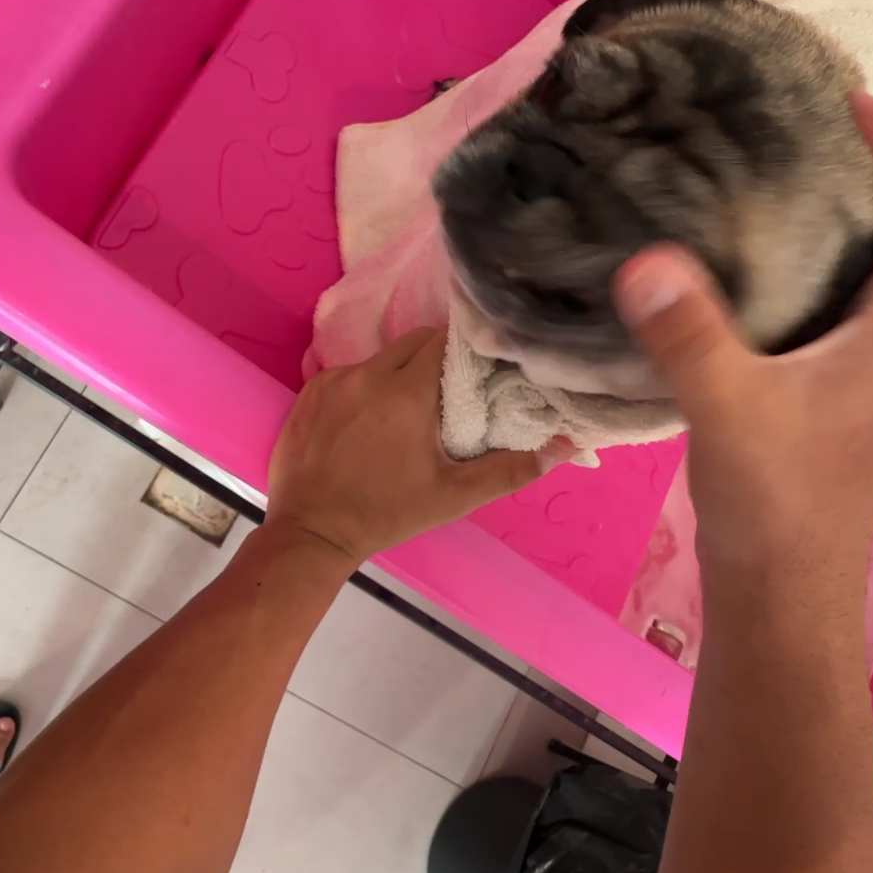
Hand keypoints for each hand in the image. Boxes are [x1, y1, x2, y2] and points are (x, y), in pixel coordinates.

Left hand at [266, 327, 575, 563]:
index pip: (444, 341)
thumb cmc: (386, 514)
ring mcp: (332, 381)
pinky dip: (362, 388)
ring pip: (378, 358)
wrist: (311, 532)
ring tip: (405, 411)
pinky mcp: (308, 392)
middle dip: (433, 359)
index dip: (464, 351)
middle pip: (412, 343)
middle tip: (446, 393)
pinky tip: (366, 420)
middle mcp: (366, 375)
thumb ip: (510, 469)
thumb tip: (565, 446)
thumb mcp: (453, 496)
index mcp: (405, 393)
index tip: (476, 370)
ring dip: (396, 374)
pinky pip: (346, 374)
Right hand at [610, 95, 872, 571]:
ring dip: (819, 221)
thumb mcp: (729, 410)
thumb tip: (642, 260)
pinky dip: (790, 270)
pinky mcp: (826, 385)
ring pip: (862, 264)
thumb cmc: (774, 496)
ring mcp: (863, 362)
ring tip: (744, 194)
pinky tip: (726, 276)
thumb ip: (689, 336)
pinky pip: (823, 303)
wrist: (779, 578)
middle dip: (854, 169)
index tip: (833, 108)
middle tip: (771, 143)